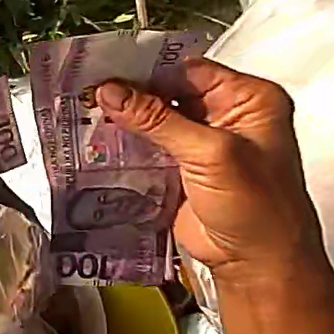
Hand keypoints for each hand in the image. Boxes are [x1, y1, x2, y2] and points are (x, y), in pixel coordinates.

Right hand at [92, 58, 324, 284]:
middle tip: (81, 89)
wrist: (255, 263)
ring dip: (118, 117)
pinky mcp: (175, 164)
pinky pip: (142, 143)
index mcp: (247, 100)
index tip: (100, 70)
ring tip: (78, 109)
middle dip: (125, 92)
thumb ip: (156, 118)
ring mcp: (198, 140)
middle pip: (164, 91)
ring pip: (149, 117)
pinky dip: (119, 140)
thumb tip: (107, 90)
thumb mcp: (209, 153)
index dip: (144, 70)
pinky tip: (90, 135)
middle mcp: (223, 113)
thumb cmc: (254, 205)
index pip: (186, 70)